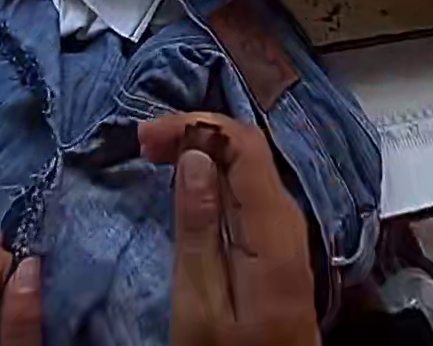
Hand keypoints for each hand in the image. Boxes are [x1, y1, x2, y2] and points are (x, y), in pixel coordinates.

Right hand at [140, 114, 316, 345]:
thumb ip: (198, 227)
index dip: (197, 125)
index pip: (244, 144)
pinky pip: (245, 185)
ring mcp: (284, 227)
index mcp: (273, 230)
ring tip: (158, 152)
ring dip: (201, 148)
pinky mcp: (276, 239)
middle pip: (245, 147)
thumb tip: (195, 154)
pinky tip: (186, 177)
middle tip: (147, 142)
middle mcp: (286, 217)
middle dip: (194, 132)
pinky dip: (212, 171)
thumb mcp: (200, 307)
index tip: (149, 136)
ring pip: (244, 162)